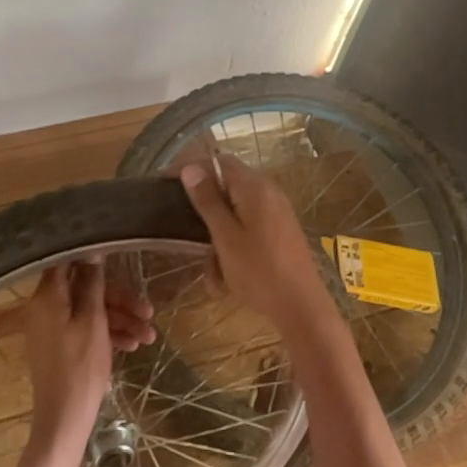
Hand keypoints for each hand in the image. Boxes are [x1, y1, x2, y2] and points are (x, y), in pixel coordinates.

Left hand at [21, 261, 155, 439]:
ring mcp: (52, 328)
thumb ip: (91, 284)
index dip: (91, 257)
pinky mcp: (60, 346)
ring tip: (148, 337)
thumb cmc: (80, 367)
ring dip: (120, 320)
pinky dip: (108, 334)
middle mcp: (45, 307)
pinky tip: (132, 346)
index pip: (66, 262)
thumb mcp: (92, 321)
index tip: (117, 257)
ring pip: (90, 312)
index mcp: (47, 296)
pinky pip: (85, 329)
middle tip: (148, 312)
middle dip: (120, 300)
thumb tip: (91, 249)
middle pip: (85, 290)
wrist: (65, 419)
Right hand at [179, 153, 337, 334]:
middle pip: (228, 180)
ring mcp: (277, 208)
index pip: (217, 161)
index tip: (165, 182)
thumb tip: (190, 168)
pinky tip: (225, 264)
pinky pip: (249, 219)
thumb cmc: (259, 272)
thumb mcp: (225, 237)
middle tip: (181, 217)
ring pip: (237, 203)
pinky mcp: (280, 226)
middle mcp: (268, 189)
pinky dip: (233, 234)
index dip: (190, 167)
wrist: (301, 306)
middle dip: (204, 198)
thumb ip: (208, 200)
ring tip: (206, 257)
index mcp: (254, 186)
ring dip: (217, 223)